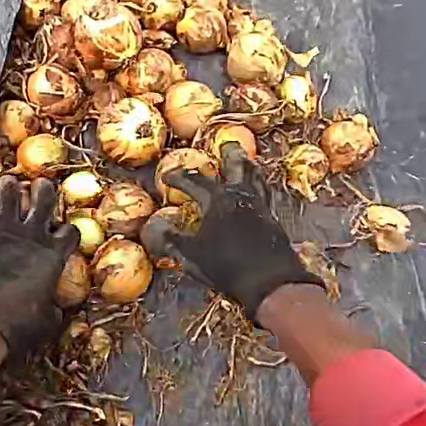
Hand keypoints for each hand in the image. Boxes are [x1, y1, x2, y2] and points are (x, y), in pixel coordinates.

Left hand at [0, 175, 78, 358]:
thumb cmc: (21, 324)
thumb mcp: (49, 319)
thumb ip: (53, 306)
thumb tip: (55, 309)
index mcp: (53, 254)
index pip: (70, 231)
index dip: (69, 230)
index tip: (65, 234)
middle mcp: (31, 235)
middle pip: (43, 199)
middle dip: (44, 189)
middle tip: (41, 184)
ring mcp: (3, 232)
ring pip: (9, 195)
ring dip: (10, 187)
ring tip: (9, 182)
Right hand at [143, 143, 321, 315]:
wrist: (270, 281)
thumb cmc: (225, 265)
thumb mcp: (191, 255)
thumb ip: (171, 240)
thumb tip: (151, 228)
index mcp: (217, 200)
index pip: (195, 182)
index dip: (179, 178)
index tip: (167, 176)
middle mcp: (241, 197)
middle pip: (236, 168)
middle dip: (229, 155)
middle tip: (228, 144)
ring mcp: (261, 207)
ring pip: (256, 179)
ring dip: (250, 168)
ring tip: (248, 162)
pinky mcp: (273, 221)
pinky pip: (266, 196)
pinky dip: (261, 188)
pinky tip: (259, 194)